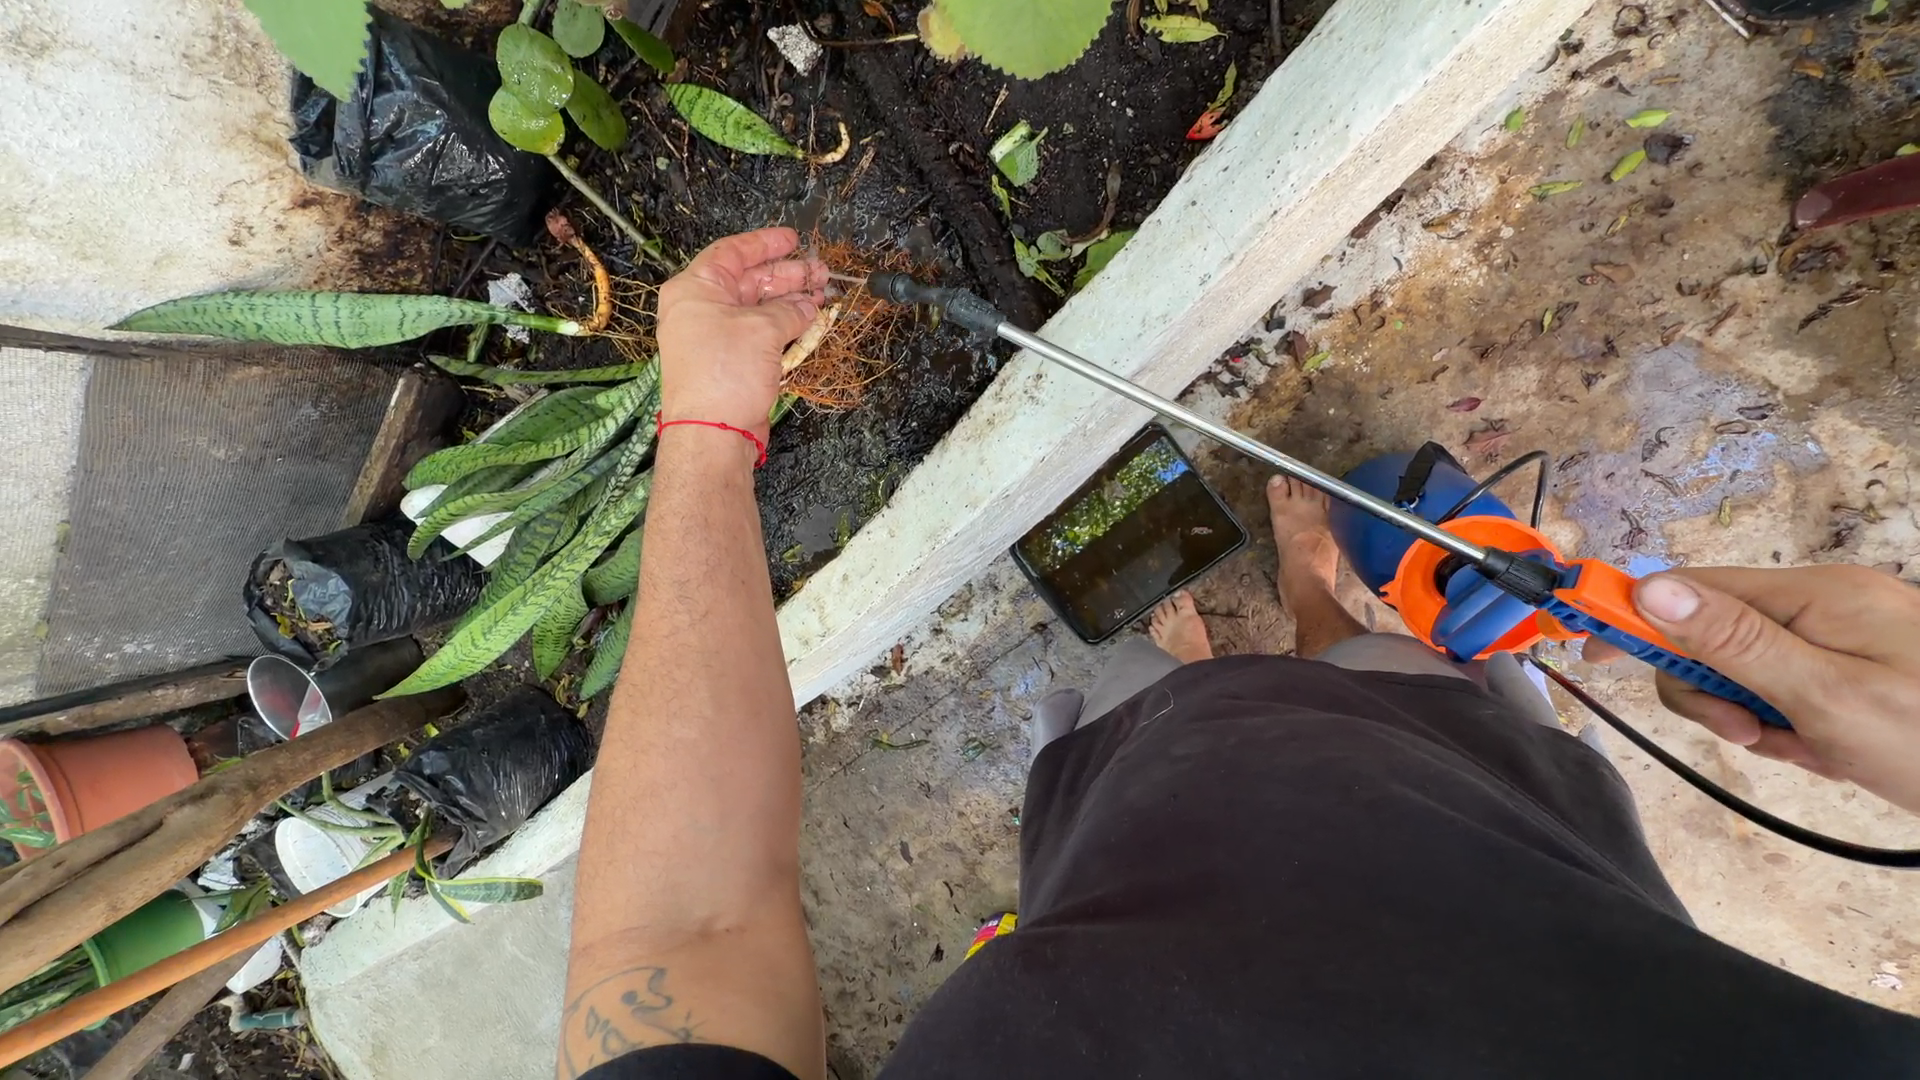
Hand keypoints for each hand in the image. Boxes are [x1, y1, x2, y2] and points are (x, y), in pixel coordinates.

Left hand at [656, 227, 824, 443]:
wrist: (713, 431)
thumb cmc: (726, 373)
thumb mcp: (761, 330)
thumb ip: (789, 311)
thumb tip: (809, 306)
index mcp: (696, 290)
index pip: (732, 253)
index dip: (765, 244)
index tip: (793, 239)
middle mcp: (703, 310)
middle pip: (750, 283)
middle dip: (788, 276)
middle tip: (821, 272)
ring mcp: (718, 339)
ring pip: (760, 311)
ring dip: (792, 302)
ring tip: (823, 295)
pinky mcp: (734, 364)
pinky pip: (762, 337)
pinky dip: (786, 329)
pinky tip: (811, 322)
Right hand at [1588, 565, 1919, 812]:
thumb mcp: (1828, 697)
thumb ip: (1731, 640)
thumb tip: (1646, 589)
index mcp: (1817, 594)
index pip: (1688, 589)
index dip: (1630, 616)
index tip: (1590, 652)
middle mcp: (1823, 606)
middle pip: (1706, 633)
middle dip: (1705, 687)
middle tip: (1741, 734)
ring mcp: (1839, 640)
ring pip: (1736, 667)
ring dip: (1744, 713)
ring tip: (1792, 748)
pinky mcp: (1850, 674)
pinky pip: (1776, 689)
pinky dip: (1781, 723)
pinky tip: (1821, 749)